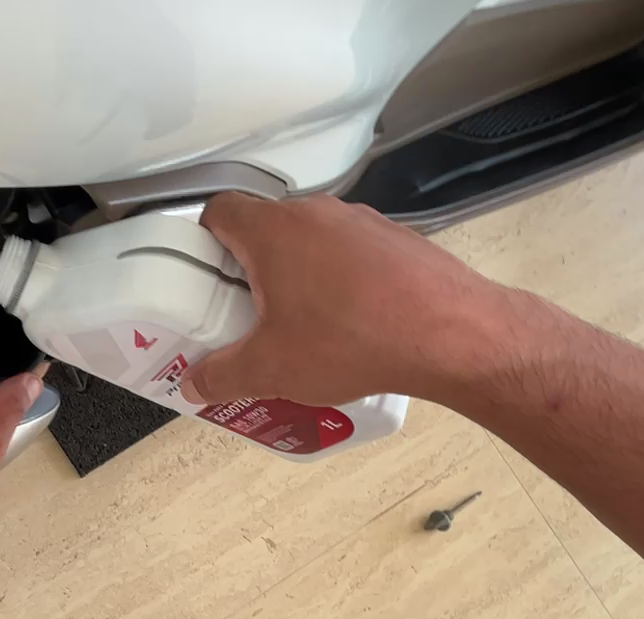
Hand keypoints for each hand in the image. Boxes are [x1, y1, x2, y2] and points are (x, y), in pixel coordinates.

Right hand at [180, 193, 558, 407]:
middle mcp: (316, 213)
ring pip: (308, 242)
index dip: (200, 242)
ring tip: (296, 328)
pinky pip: (347, 255)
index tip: (200, 279)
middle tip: (243, 317)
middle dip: (246, 270)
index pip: (219, 211)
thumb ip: (220, 376)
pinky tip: (345, 326)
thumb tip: (192, 383)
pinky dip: (334, 282)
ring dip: (292, 277)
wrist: (450, 335)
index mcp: (274, 231)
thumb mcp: (269, 369)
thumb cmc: (349, 340)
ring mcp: (361, 222)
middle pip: (263, 229)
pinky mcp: (395, 240)